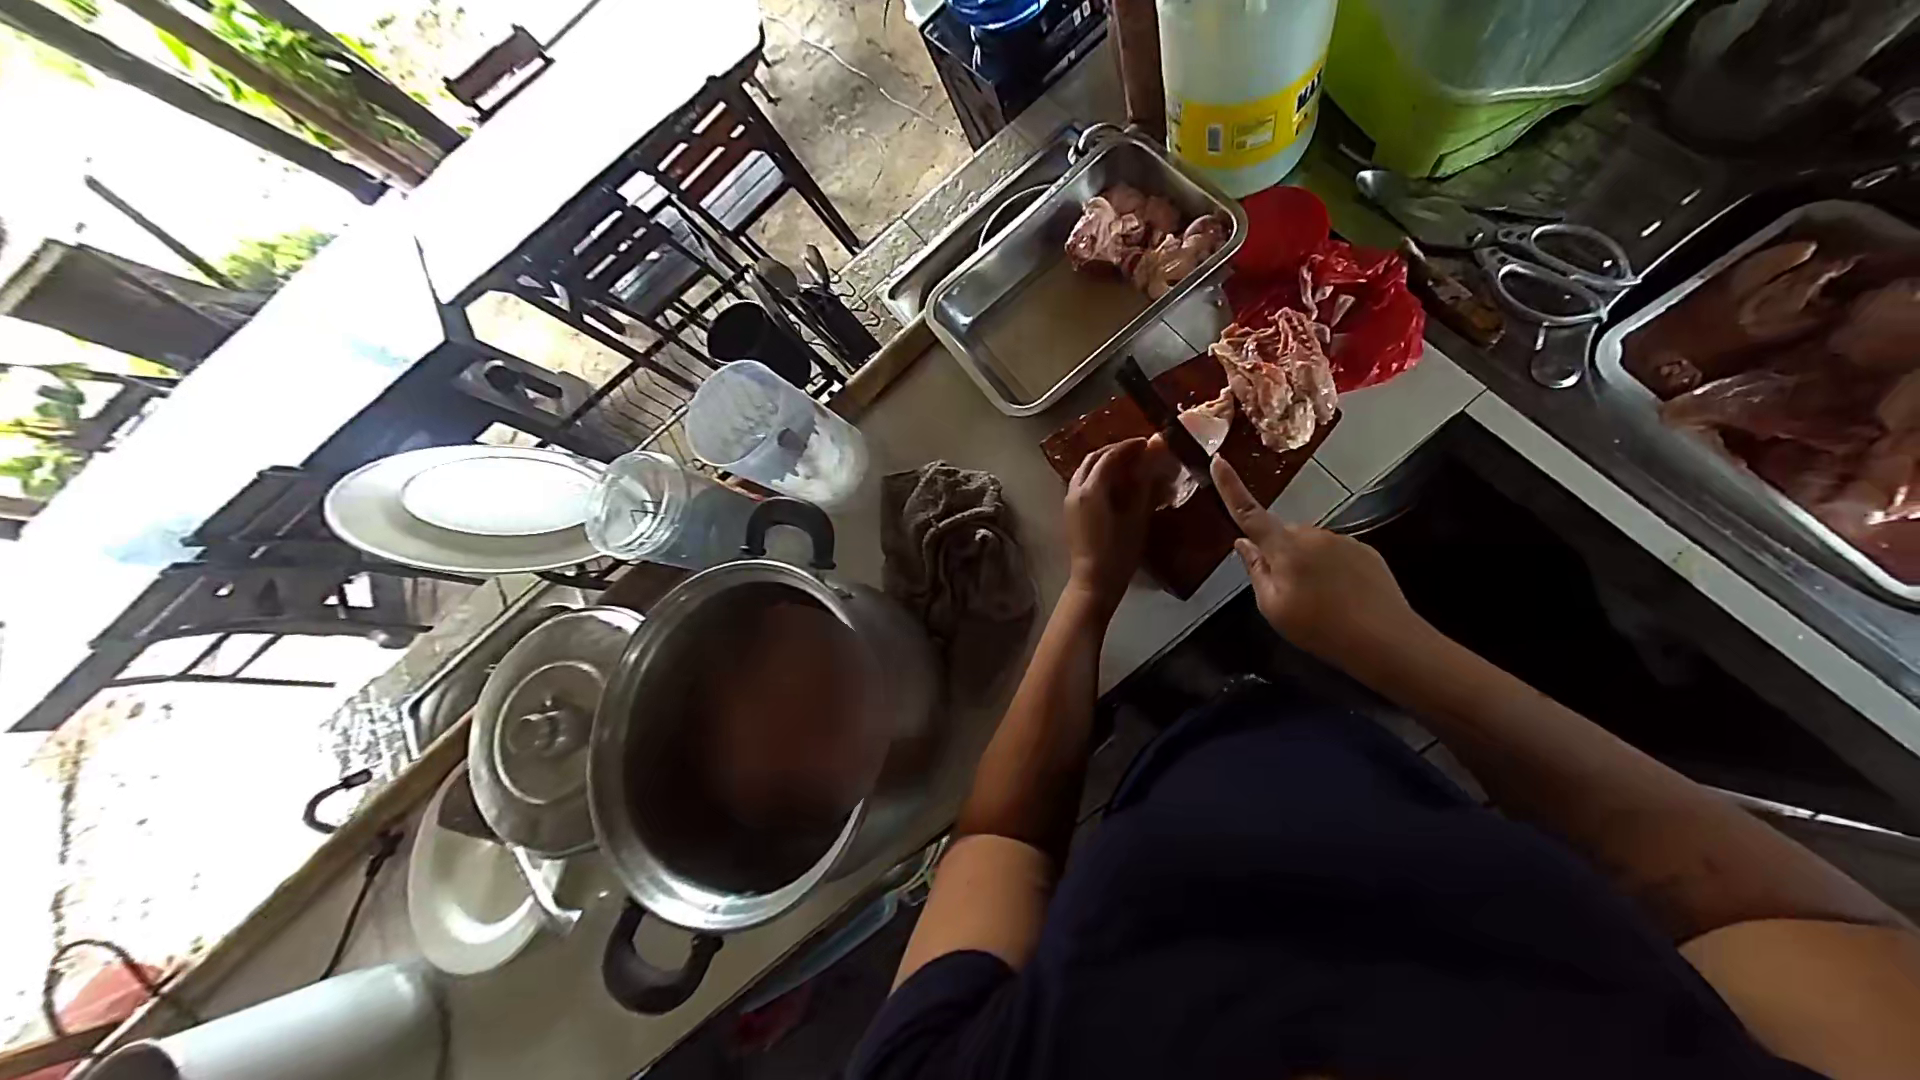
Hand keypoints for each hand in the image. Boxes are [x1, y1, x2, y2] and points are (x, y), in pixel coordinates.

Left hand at [1065, 438, 1153, 612]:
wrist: (1093, 581)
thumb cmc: (1118, 552)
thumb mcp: (1136, 518)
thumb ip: (1142, 488)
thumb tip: (1149, 464)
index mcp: (1091, 489)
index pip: (1110, 457)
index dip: (1128, 447)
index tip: (1146, 442)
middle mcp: (1075, 490)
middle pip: (1093, 459)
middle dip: (1114, 450)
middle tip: (1137, 450)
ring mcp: (1069, 501)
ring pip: (1085, 470)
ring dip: (1104, 461)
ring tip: (1127, 463)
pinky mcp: (1070, 512)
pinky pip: (1082, 482)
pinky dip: (1097, 474)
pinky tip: (1114, 482)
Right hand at [1210, 455, 1423, 663]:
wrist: (1386, 640)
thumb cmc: (1319, 627)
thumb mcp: (1272, 607)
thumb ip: (1256, 571)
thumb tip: (1244, 543)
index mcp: (1284, 547)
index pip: (1249, 512)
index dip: (1230, 486)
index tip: (1218, 459)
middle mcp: (1312, 535)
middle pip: (1282, 535)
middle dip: (1277, 554)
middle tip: (1284, 592)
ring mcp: (1341, 541)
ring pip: (1308, 545)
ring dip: (1304, 564)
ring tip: (1316, 602)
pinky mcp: (1364, 552)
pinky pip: (1333, 554)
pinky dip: (1328, 570)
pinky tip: (1339, 598)